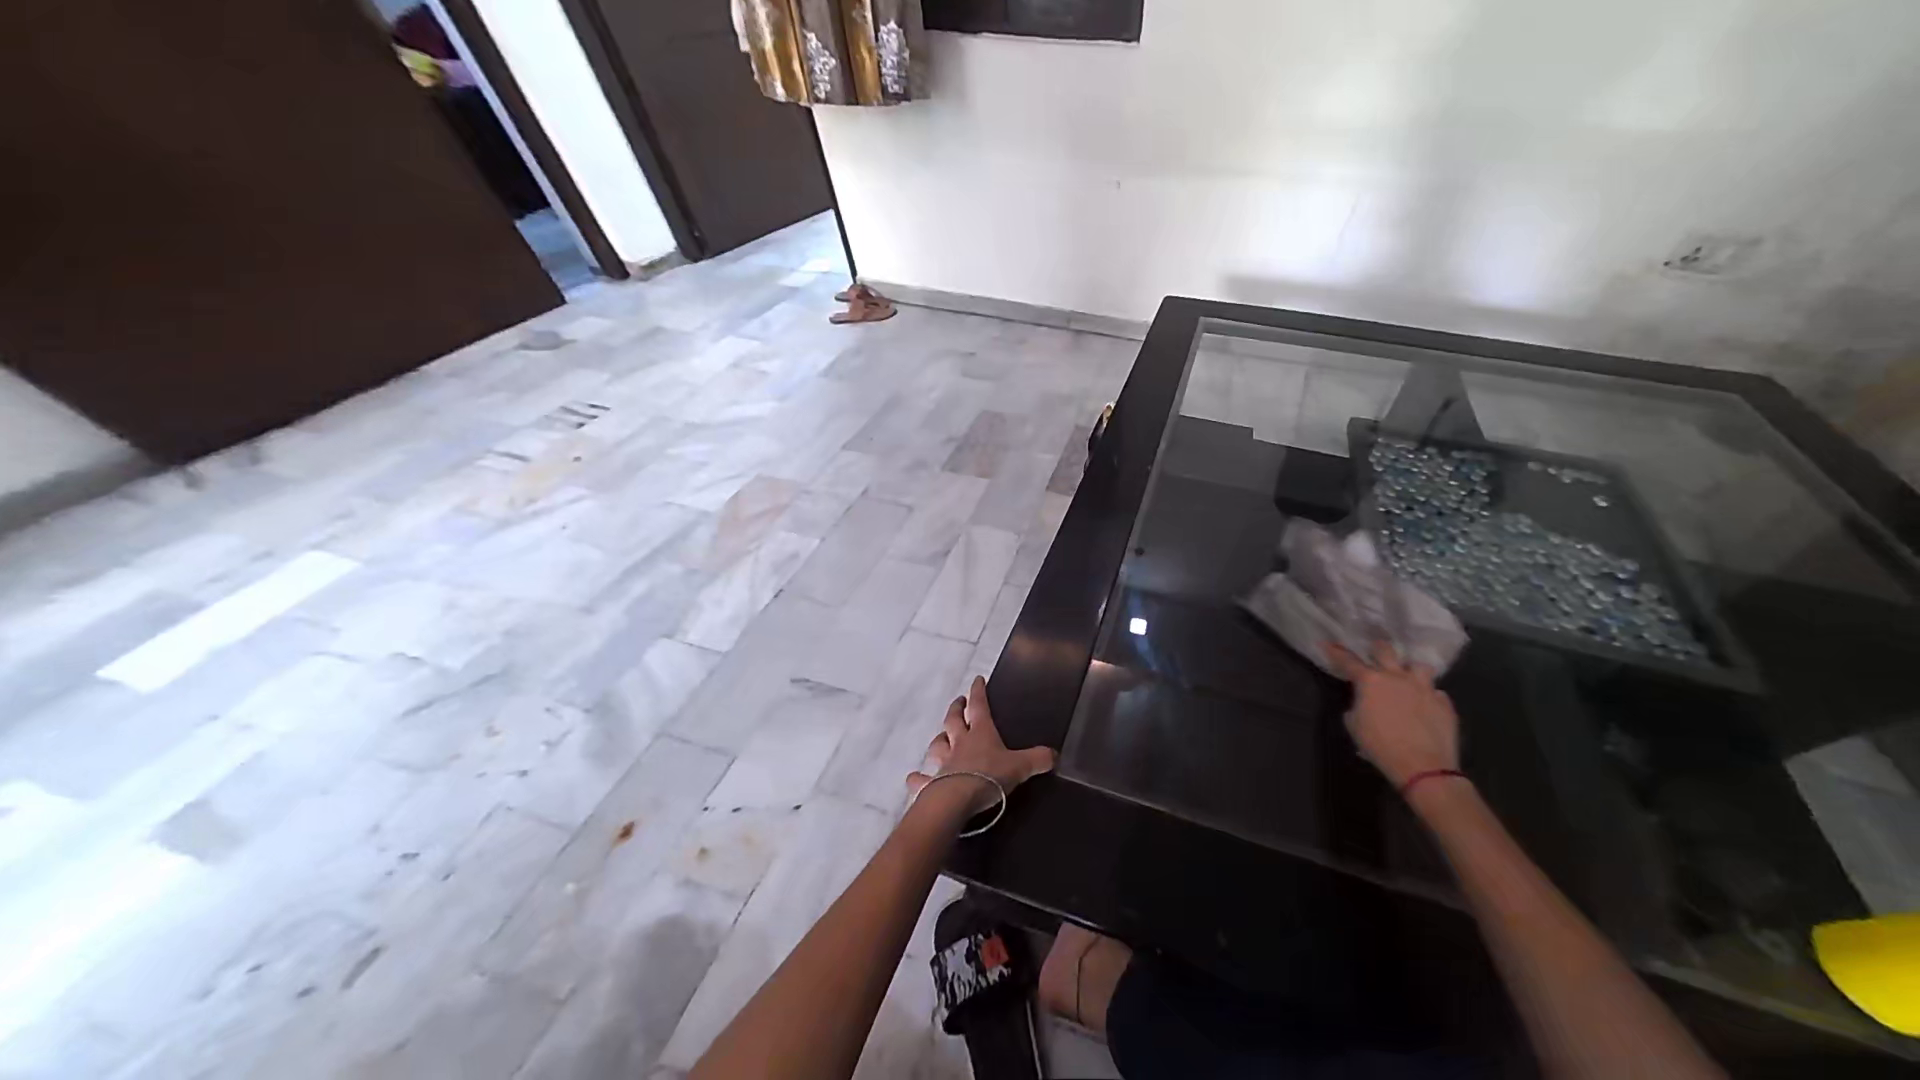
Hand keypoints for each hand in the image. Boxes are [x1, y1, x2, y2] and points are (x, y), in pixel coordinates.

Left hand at [907, 676, 1056, 813]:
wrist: (957, 799)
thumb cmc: (989, 776)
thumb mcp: (1020, 767)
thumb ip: (1037, 759)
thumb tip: (1053, 755)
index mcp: (980, 733)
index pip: (979, 706)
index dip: (978, 692)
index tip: (977, 680)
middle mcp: (959, 743)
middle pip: (954, 720)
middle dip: (956, 709)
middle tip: (958, 702)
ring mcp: (943, 762)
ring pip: (938, 745)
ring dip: (939, 740)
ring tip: (940, 738)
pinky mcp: (931, 783)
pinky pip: (921, 779)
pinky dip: (917, 778)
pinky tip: (913, 778)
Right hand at [1326, 641, 1458, 790]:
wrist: (1422, 766)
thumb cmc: (1379, 745)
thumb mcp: (1354, 724)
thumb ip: (1357, 705)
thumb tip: (1364, 702)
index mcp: (1370, 681)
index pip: (1348, 661)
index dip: (1335, 651)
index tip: (1327, 643)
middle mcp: (1397, 677)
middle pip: (1386, 650)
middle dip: (1377, 649)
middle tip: (1375, 652)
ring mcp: (1424, 688)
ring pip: (1419, 667)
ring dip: (1411, 671)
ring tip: (1408, 679)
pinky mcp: (1444, 704)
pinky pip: (1436, 692)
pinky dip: (1428, 696)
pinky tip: (1425, 705)